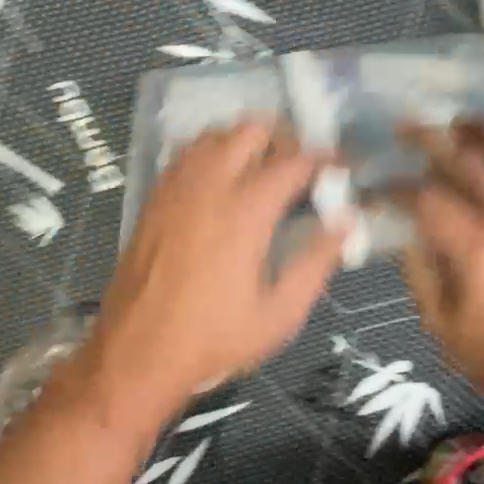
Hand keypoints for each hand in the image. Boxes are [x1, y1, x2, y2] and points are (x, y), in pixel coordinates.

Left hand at [87, 119, 343, 409]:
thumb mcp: (279, 314)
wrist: (137, 354)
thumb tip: (346, 222)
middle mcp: (209, 187)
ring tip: (263, 170)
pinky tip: (223, 182)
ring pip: (215, 134)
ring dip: (245, 142)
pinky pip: (186, 154)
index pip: (294, 161)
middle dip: (284, 138)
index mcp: (245, 213)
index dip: (324, 157)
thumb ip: (316, 262)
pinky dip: (212, 153)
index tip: (340, 166)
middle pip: (251, 129)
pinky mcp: (154, 199)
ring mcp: (176, 188)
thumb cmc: (213, 340)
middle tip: (300, 167)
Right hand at [400, 122, 483, 406]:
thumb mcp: (441, 323)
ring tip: (466, 123)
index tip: (375, 188)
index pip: (425, 197)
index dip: (393, 189)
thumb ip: (420, 271)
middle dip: (431, 138)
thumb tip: (406, 232)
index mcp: (477, 245)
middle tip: (407, 128)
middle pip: (469, 159)